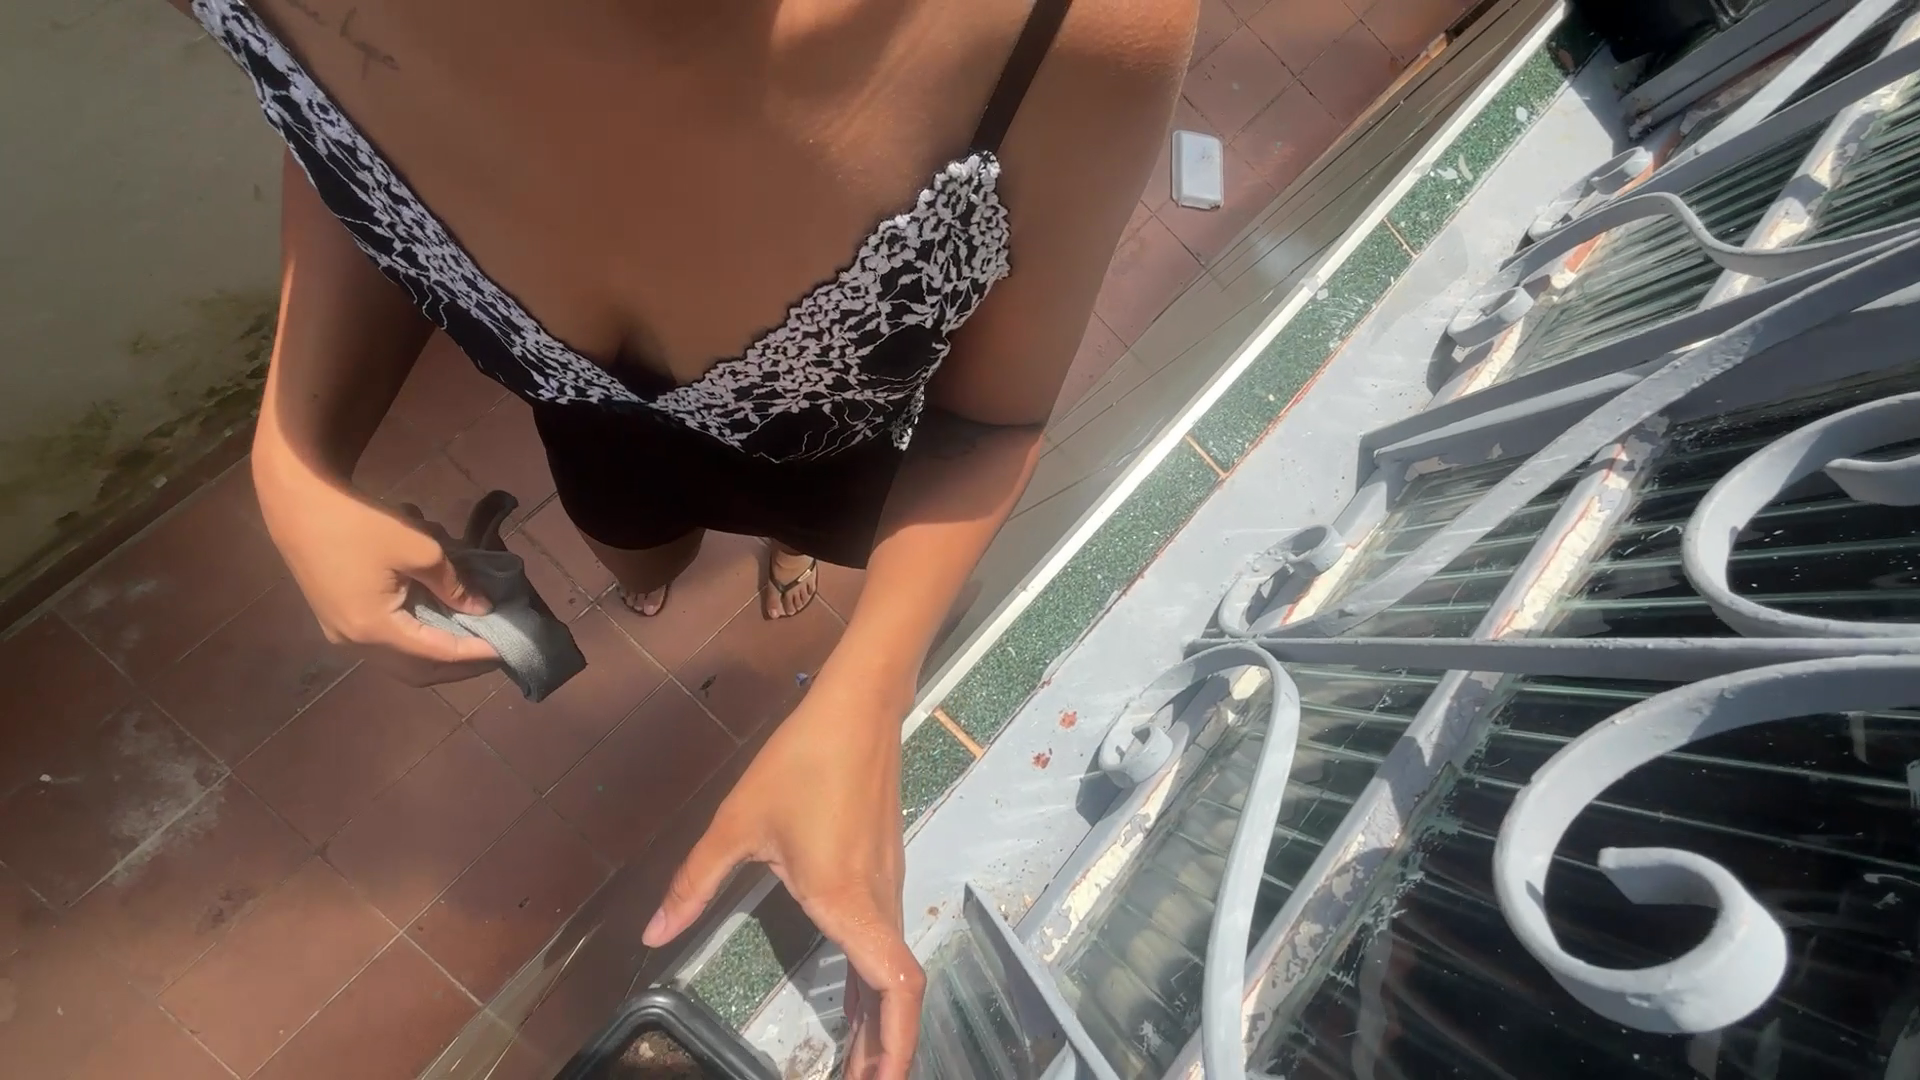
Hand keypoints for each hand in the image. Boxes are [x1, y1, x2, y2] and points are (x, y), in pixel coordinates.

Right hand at [253, 448, 499, 686]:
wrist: (300, 503)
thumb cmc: (362, 525)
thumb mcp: (422, 551)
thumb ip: (454, 586)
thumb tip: (481, 609)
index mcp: (374, 628)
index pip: (439, 654)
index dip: (478, 654)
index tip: (511, 650)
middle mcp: (354, 642)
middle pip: (419, 670)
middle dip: (462, 666)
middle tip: (498, 651)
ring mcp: (342, 634)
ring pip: (402, 663)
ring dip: (442, 658)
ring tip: (478, 644)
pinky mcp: (340, 620)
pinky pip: (388, 646)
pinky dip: (421, 644)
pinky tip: (447, 629)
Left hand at [643, 676, 923, 1079]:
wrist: (857, 707)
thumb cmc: (800, 761)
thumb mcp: (738, 822)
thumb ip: (696, 882)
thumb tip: (653, 934)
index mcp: (845, 897)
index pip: (895, 985)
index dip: (894, 1045)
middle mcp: (878, 895)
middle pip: (897, 986)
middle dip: (883, 1045)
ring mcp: (889, 875)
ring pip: (893, 959)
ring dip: (878, 1012)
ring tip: (852, 1052)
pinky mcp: (886, 857)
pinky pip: (886, 931)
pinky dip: (874, 974)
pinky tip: (850, 985)